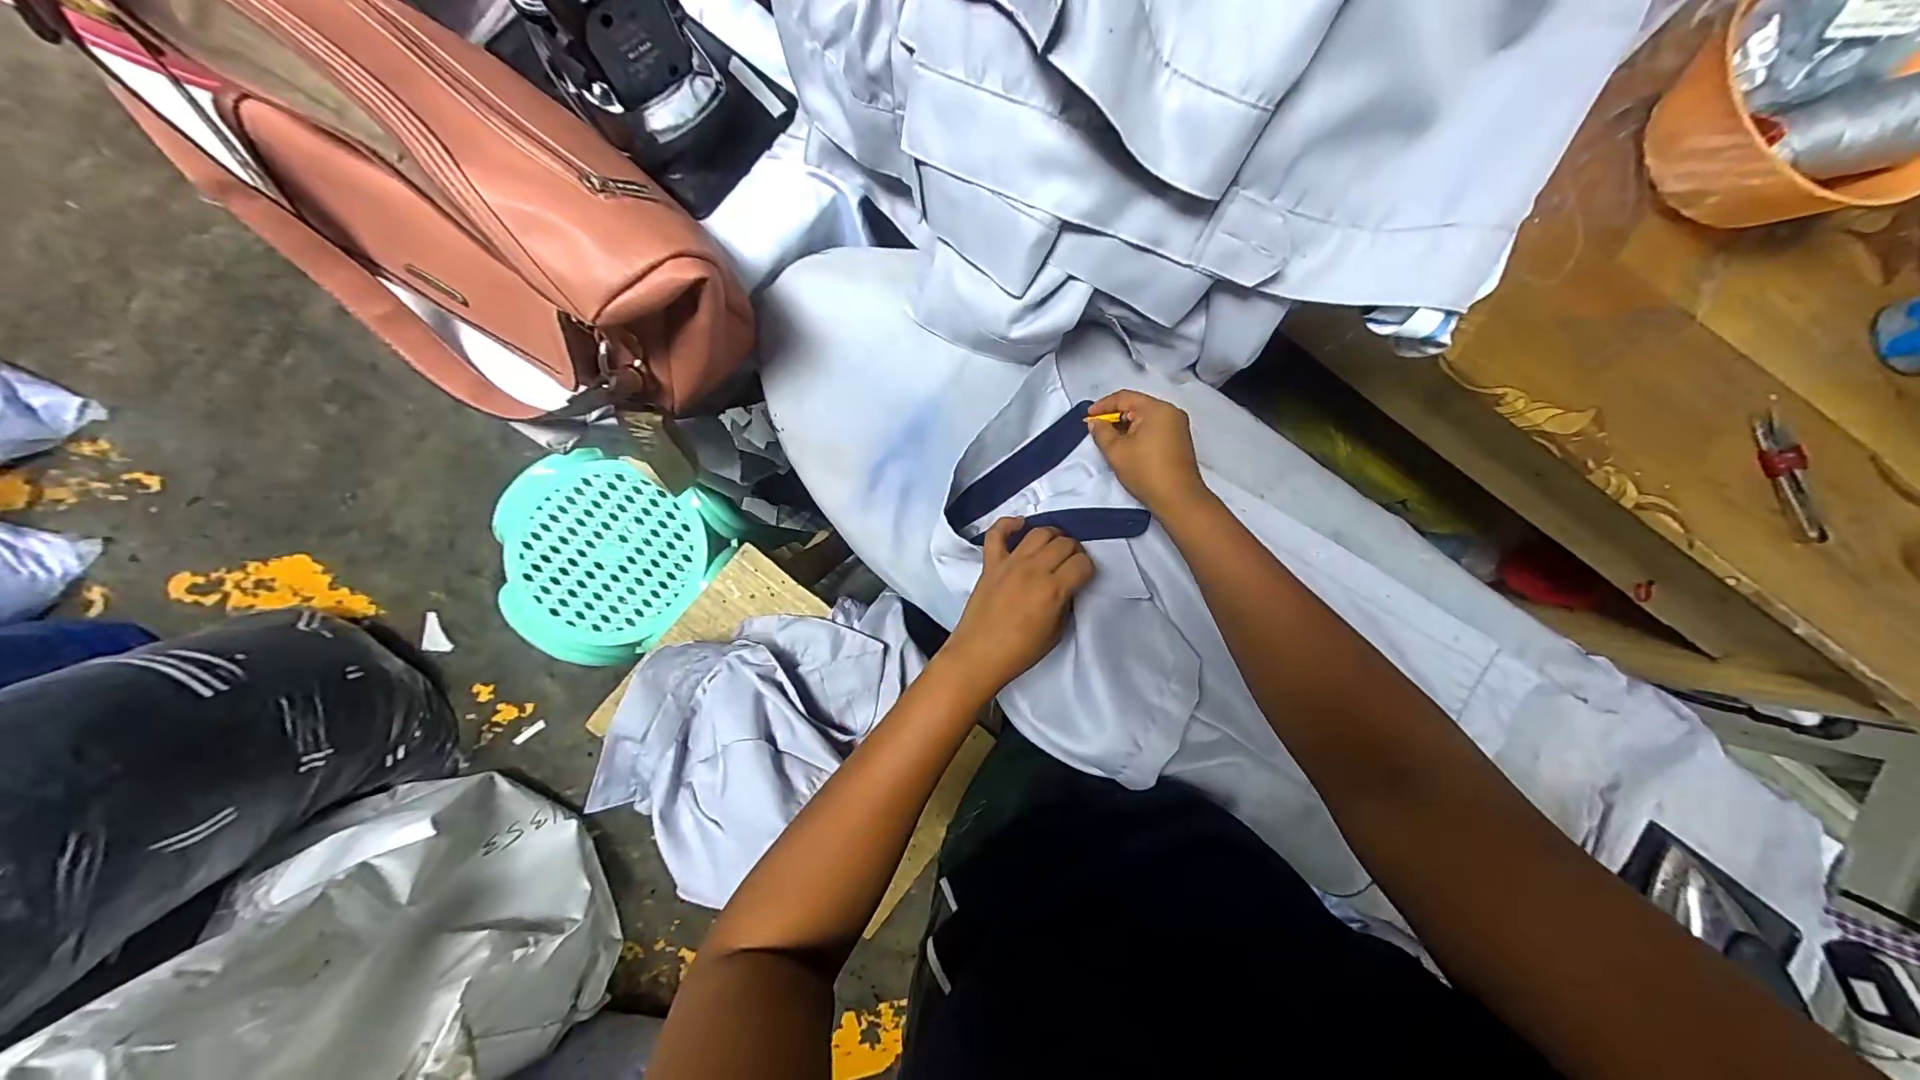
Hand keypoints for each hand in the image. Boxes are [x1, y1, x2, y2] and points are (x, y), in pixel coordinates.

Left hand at [944, 518, 1095, 689]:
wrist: (978, 655)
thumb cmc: (1020, 651)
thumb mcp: (1056, 632)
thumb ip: (1066, 603)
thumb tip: (1069, 586)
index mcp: (1053, 590)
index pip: (1082, 563)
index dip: (1088, 568)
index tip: (1084, 576)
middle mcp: (1033, 570)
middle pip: (1064, 543)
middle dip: (1075, 551)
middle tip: (1072, 563)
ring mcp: (1009, 563)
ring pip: (1038, 532)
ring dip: (1052, 535)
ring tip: (1054, 546)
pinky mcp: (990, 563)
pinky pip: (997, 534)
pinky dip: (1008, 524)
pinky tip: (1019, 525)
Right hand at [1086, 391, 1208, 516]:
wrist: (1178, 498)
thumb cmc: (1146, 472)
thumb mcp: (1116, 451)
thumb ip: (1101, 432)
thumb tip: (1096, 422)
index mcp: (1157, 409)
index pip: (1125, 397)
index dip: (1103, 405)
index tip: (1088, 416)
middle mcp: (1171, 412)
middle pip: (1137, 406)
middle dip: (1115, 416)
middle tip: (1097, 428)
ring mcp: (1178, 426)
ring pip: (1146, 418)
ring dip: (1126, 425)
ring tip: (1110, 439)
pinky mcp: (1179, 440)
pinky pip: (1155, 428)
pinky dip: (1139, 433)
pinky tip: (1127, 446)